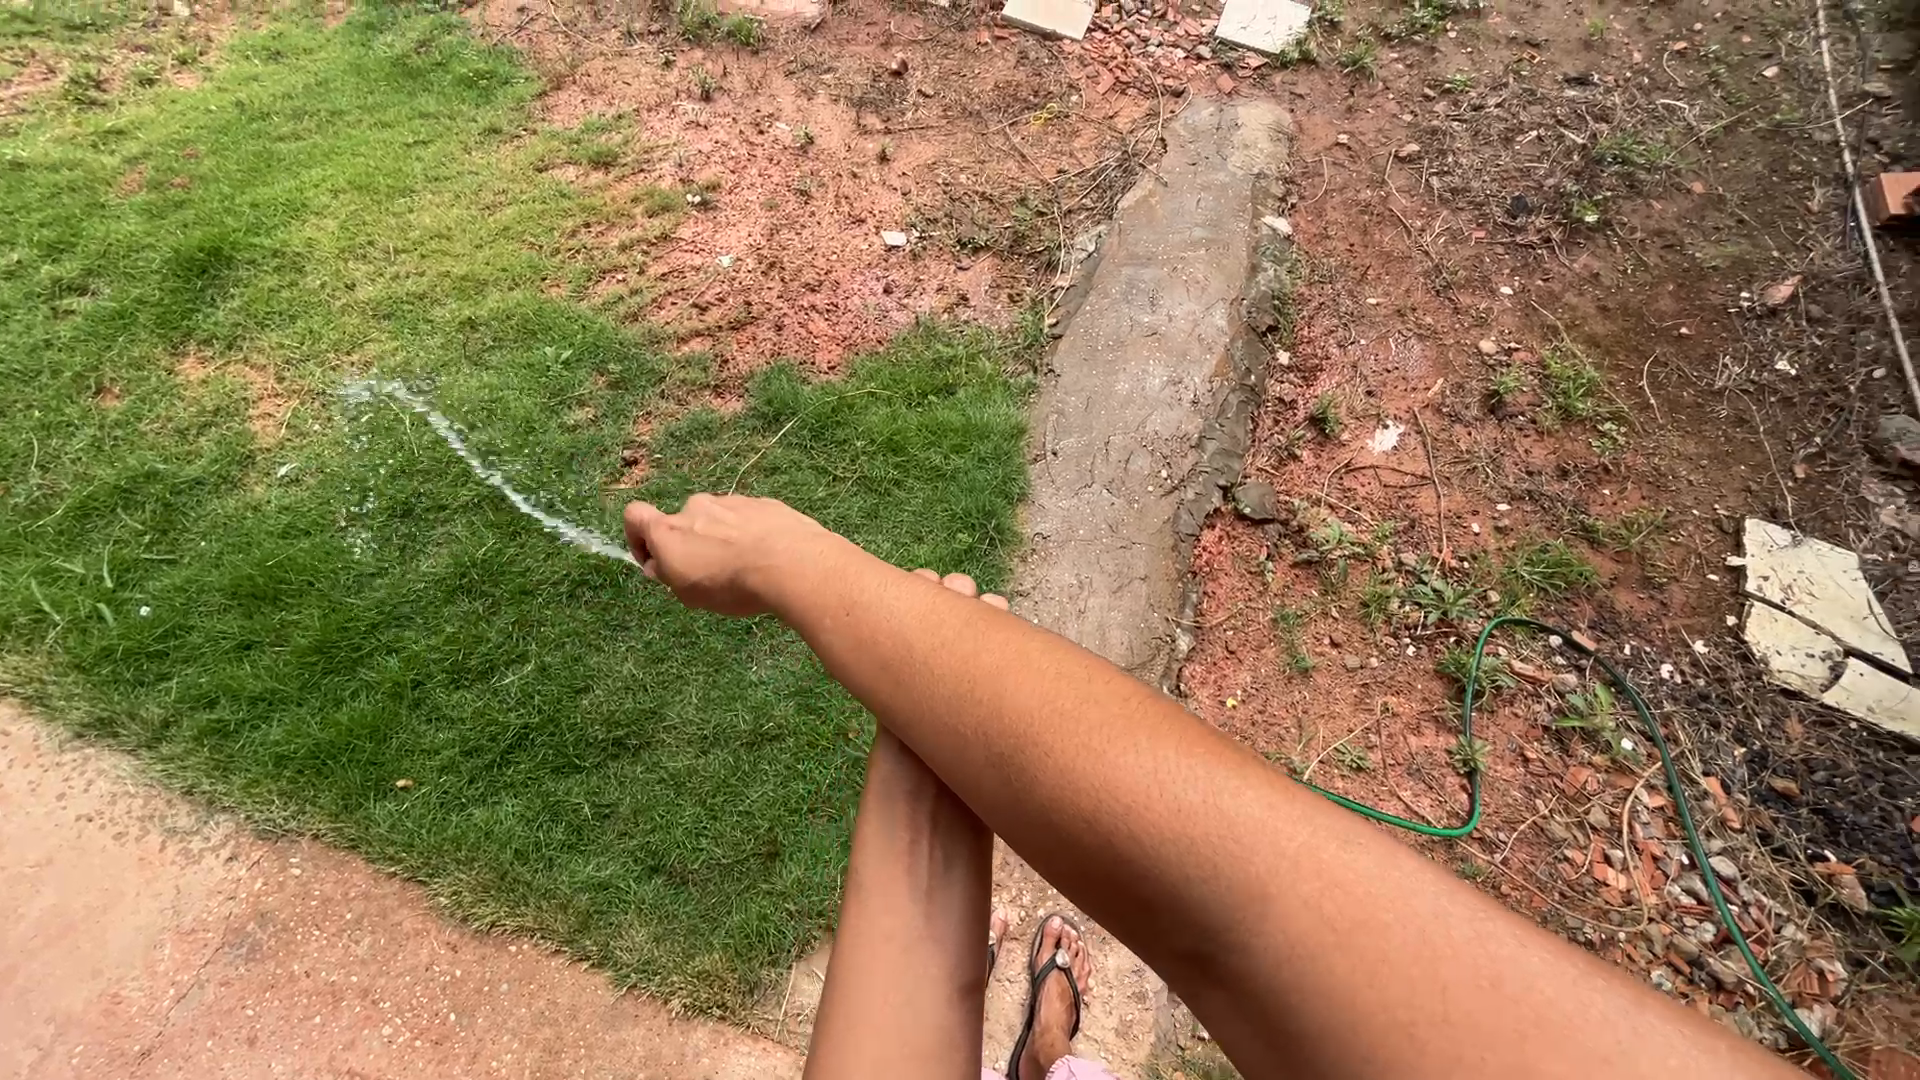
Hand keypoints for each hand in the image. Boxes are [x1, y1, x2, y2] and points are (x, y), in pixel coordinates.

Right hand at [622, 494, 837, 615]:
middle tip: (713, 574)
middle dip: (694, 544)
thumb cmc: (733, 584)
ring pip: (720, 520)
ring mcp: (733, 501)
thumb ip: (668, 574)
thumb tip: (658, 564)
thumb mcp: (689, 594)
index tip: (656, 561)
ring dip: (726, 539)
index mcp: (669, 529)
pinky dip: (754, 534)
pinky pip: (751, 518)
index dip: (639, 538)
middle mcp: (696, 507)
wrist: (792, 563)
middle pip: (686, 522)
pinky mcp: (765, 503)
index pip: (635, 516)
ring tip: (748, 569)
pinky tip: (770, 557)